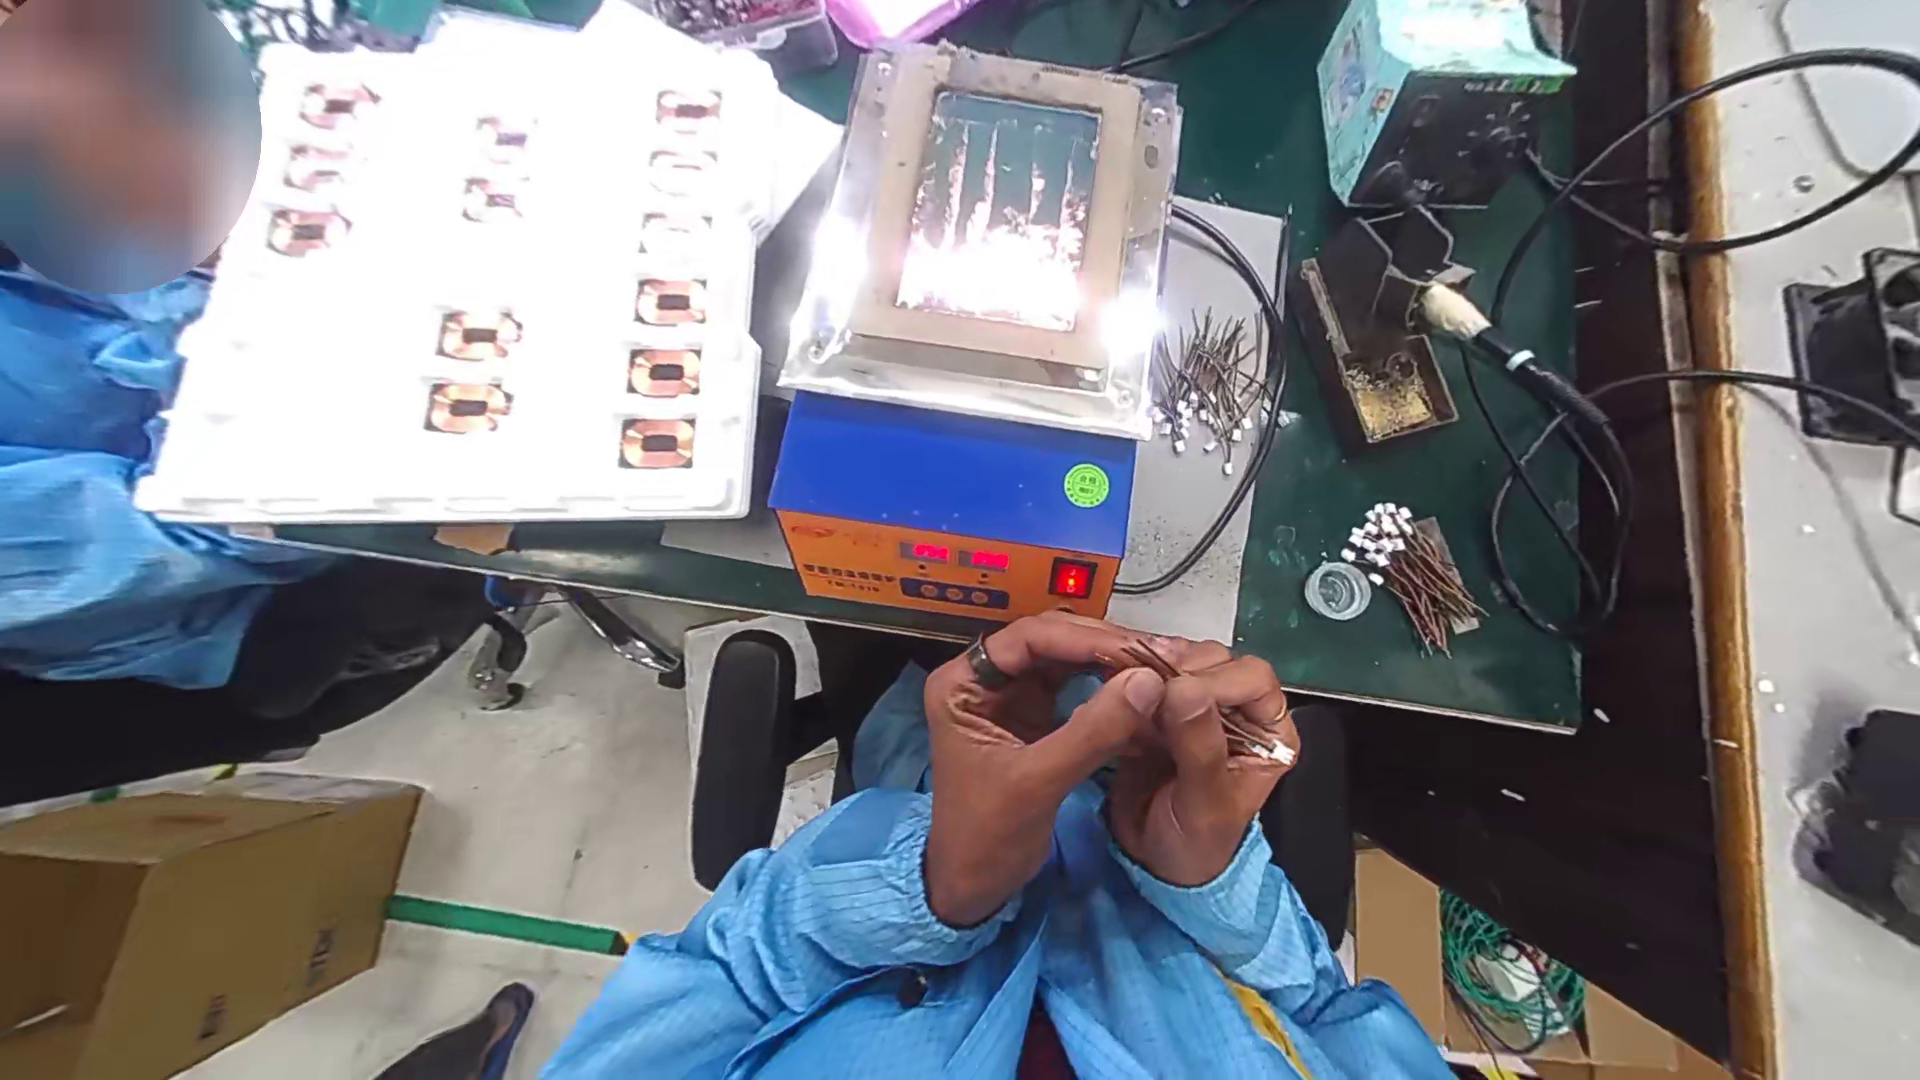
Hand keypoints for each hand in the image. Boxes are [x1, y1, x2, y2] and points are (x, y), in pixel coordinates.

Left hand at [921, 612, 1167, 925]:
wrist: (974, 884)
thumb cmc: (987, 835)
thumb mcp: (1037, 783)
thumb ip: (1091, 731)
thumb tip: (1149, 680)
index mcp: (962, 682)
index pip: (1027, 638)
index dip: (1083, 639)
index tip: (1139, 650)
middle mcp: (984, 675)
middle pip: (1049, 640)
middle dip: (1103, 646)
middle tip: (1160, 654)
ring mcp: (1011, 691)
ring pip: (1066, 658)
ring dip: (1111, 660)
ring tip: (1159, 664)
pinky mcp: (1034, 711)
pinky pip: (1076, 684)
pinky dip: (1108, 684)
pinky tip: (1141, 685)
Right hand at [1108, 639, 1297, 886]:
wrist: (1152, 859)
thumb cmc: (1196, 843)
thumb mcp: (1205, 805)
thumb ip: (1200, 748)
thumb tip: (1183, 688)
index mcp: (1266, 731)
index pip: (1253, 678)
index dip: (1216, 680)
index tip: (1176, 694)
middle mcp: (1234, 707)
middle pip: (1215, 659)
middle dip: (1179, 669)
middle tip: (1147, 692)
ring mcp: (1192, 702)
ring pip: (1179, 658)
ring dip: (1152, 667)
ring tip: (1129, 688)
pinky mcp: (1155, 703)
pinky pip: (1145, 672)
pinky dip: (1129, 672)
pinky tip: (1115, 684)